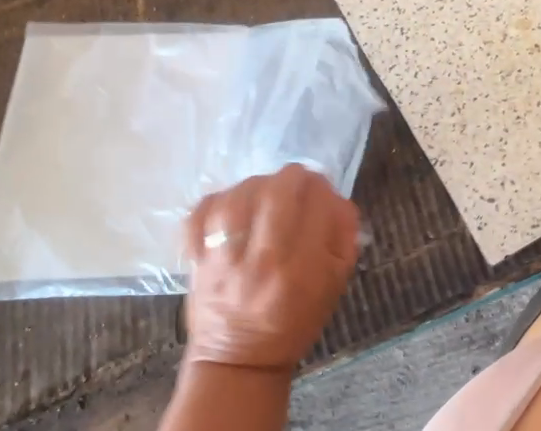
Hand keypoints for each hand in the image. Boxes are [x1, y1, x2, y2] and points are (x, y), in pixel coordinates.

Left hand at [181, 164, 359, 371]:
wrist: (238, 362)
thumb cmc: (295, 320)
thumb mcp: (336, 282)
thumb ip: (344, 235)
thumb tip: (336, 197)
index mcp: (303, 267)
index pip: (317, 203)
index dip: (322, 186)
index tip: (322, 190)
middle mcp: (263, 260)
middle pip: (276, 193)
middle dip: (292, 177)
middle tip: (297, 182)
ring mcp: (224, 261)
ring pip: (237, 198)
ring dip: (256, 184)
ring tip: (265, 190)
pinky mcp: (197, 263)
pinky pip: (198, 216)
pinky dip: (215, 200)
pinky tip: (231, 204)